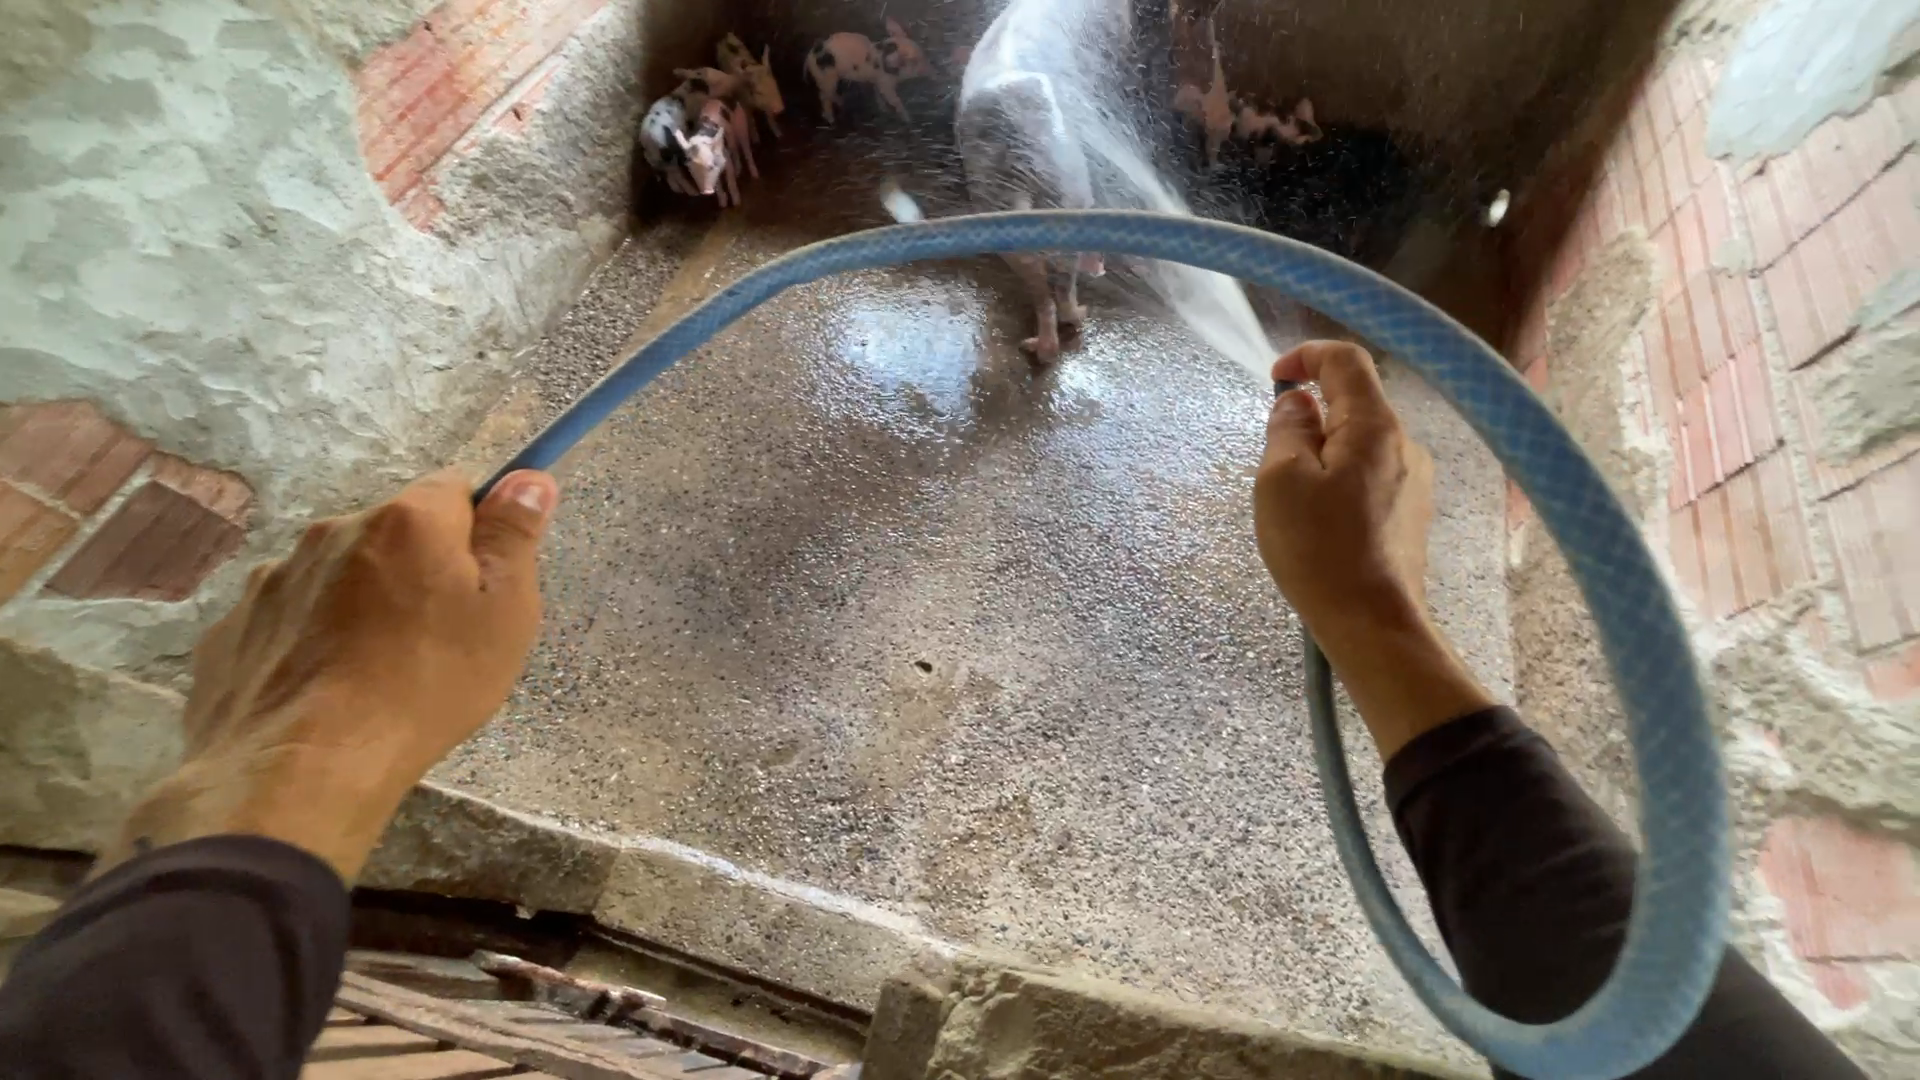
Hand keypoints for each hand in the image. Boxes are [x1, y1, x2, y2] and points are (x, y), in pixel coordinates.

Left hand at [103, 469, 559, 881]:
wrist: (305, 767)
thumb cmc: (432, 681)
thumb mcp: (506, 610)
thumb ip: (515, 535)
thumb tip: (530, 478)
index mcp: (409, 520)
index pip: (458, 486)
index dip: (483, 523)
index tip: (491, 573)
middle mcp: (334, 530)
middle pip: (399, 529)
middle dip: (426, 561)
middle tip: (449, 626)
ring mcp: (274, 577)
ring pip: (345, 569)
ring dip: (370, 593)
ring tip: (387, 661)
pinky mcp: (233, 626)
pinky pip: (296, 611)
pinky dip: (320, 631)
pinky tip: (334, 681)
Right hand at [1254, 342, 1490, 757]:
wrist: (1371, 621)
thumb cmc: (1317, 547)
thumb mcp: (1280, 481)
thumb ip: (1287, 430)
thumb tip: (1297, 404)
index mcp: (1375, 426)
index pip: (1346, 361)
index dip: (1306, 356)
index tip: (1274, 379)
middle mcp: (1404, 443)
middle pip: (1354, 403)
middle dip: (1309, 416)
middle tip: (1274, 459)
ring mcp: (1414, 479)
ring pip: (1359, 442)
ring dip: (1321, 451)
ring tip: (1293, 501)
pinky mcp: (1411, 511)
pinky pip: (1368, 473)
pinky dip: (1338, 477)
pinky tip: (1319, 520)